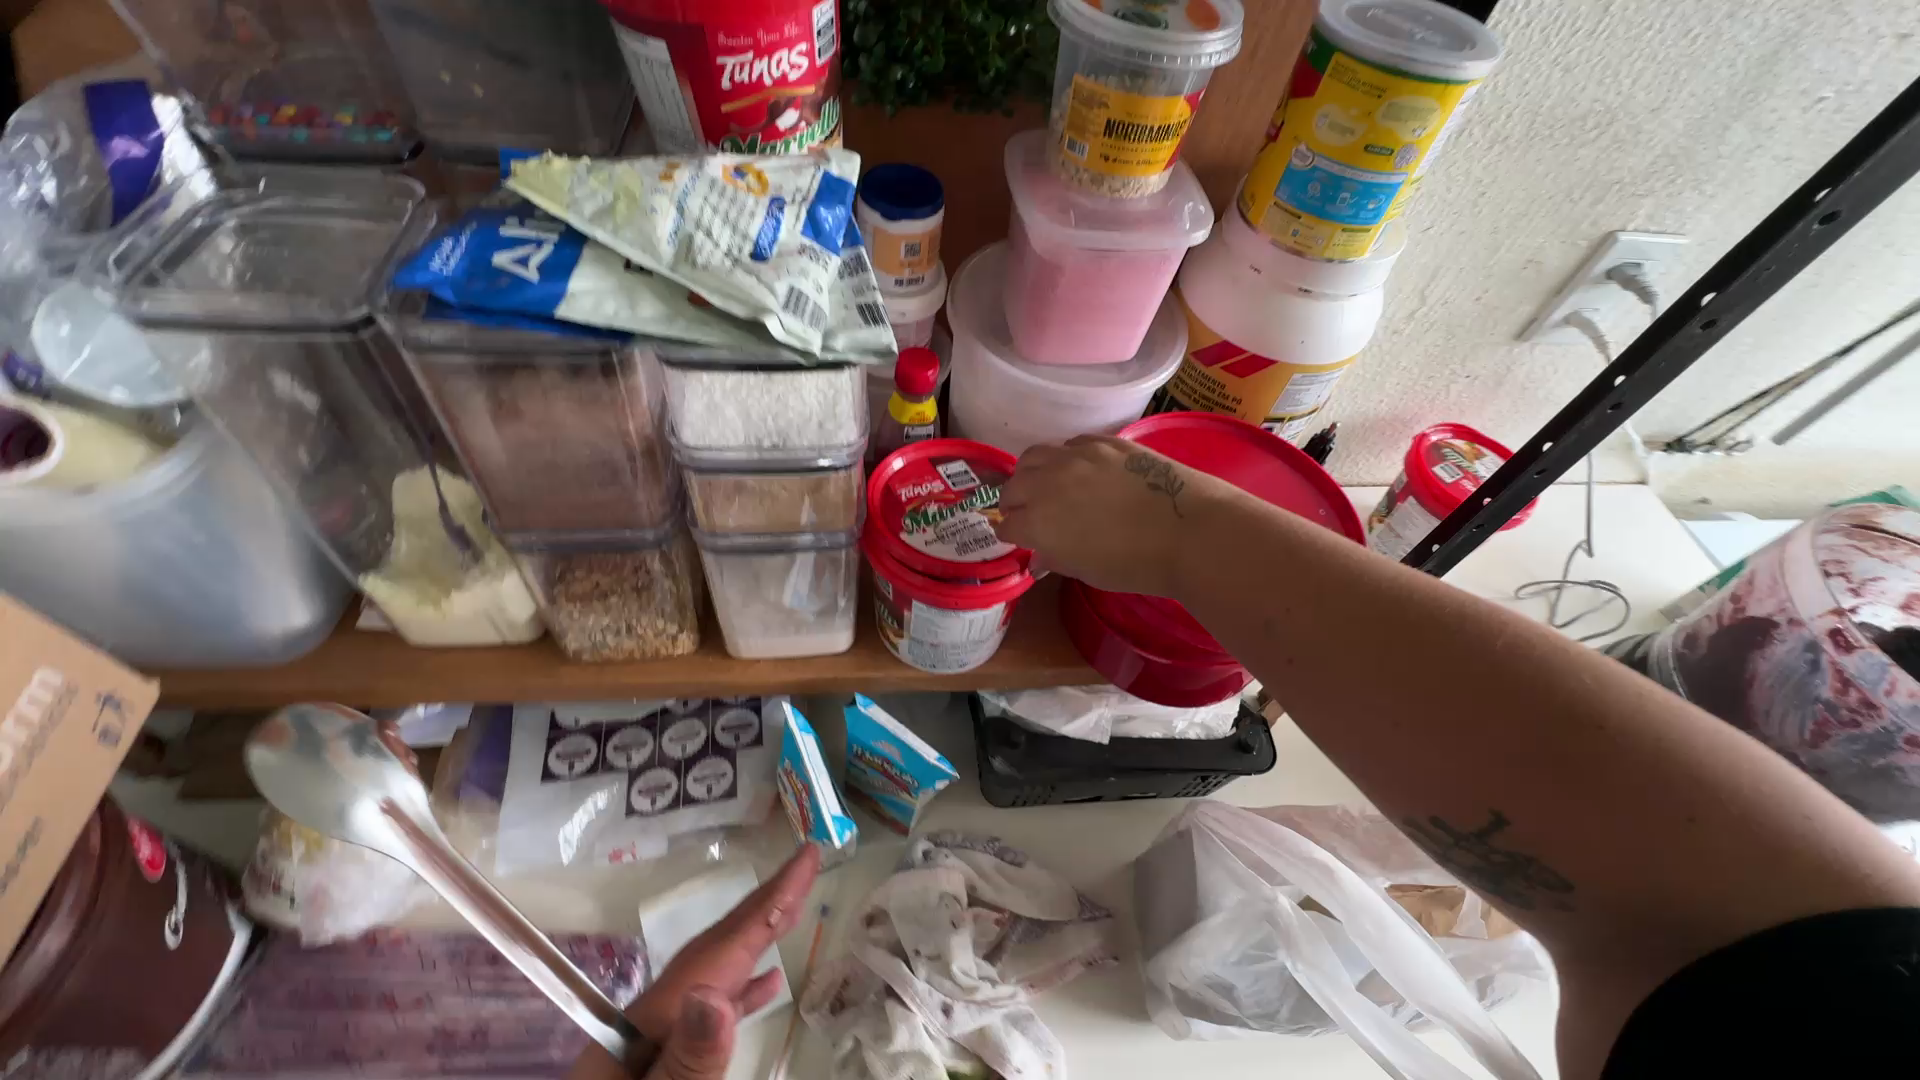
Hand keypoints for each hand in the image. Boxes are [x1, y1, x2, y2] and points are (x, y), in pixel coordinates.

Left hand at [568, 845, 822, 1079]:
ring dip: (756, 937)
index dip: (767, 903)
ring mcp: (651, 1041)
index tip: (804, 860)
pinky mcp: (657, 1063)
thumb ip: (684, 1061)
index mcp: (642, 1026)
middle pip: (712, 951)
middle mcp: (646, 1022)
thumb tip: (714, 992)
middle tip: (806, 864)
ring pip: (713, 975)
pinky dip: (743, 988)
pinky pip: (711, 1010)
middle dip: (762, 904)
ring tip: (793, 908)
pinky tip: (769, 984)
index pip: (716, 953)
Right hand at [999, 436, 1230, 596]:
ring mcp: (1075, 457)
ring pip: (1034, 456)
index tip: (1020, 539)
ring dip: (1031, 473)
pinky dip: (1064, 458)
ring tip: (1043, 483)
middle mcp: (1047, 483)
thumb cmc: (1136, 565)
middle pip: (1013, 487)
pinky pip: (1069, 444)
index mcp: (1038, 523)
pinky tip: (1078, 469)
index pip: (1008, 525)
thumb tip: (1040, 557)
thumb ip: (1057, 559)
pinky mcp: (1103, 442)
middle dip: (1014, 502)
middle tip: (1025, 512)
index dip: (1012, 534)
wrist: (1188, 531)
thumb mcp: (1087, 572)